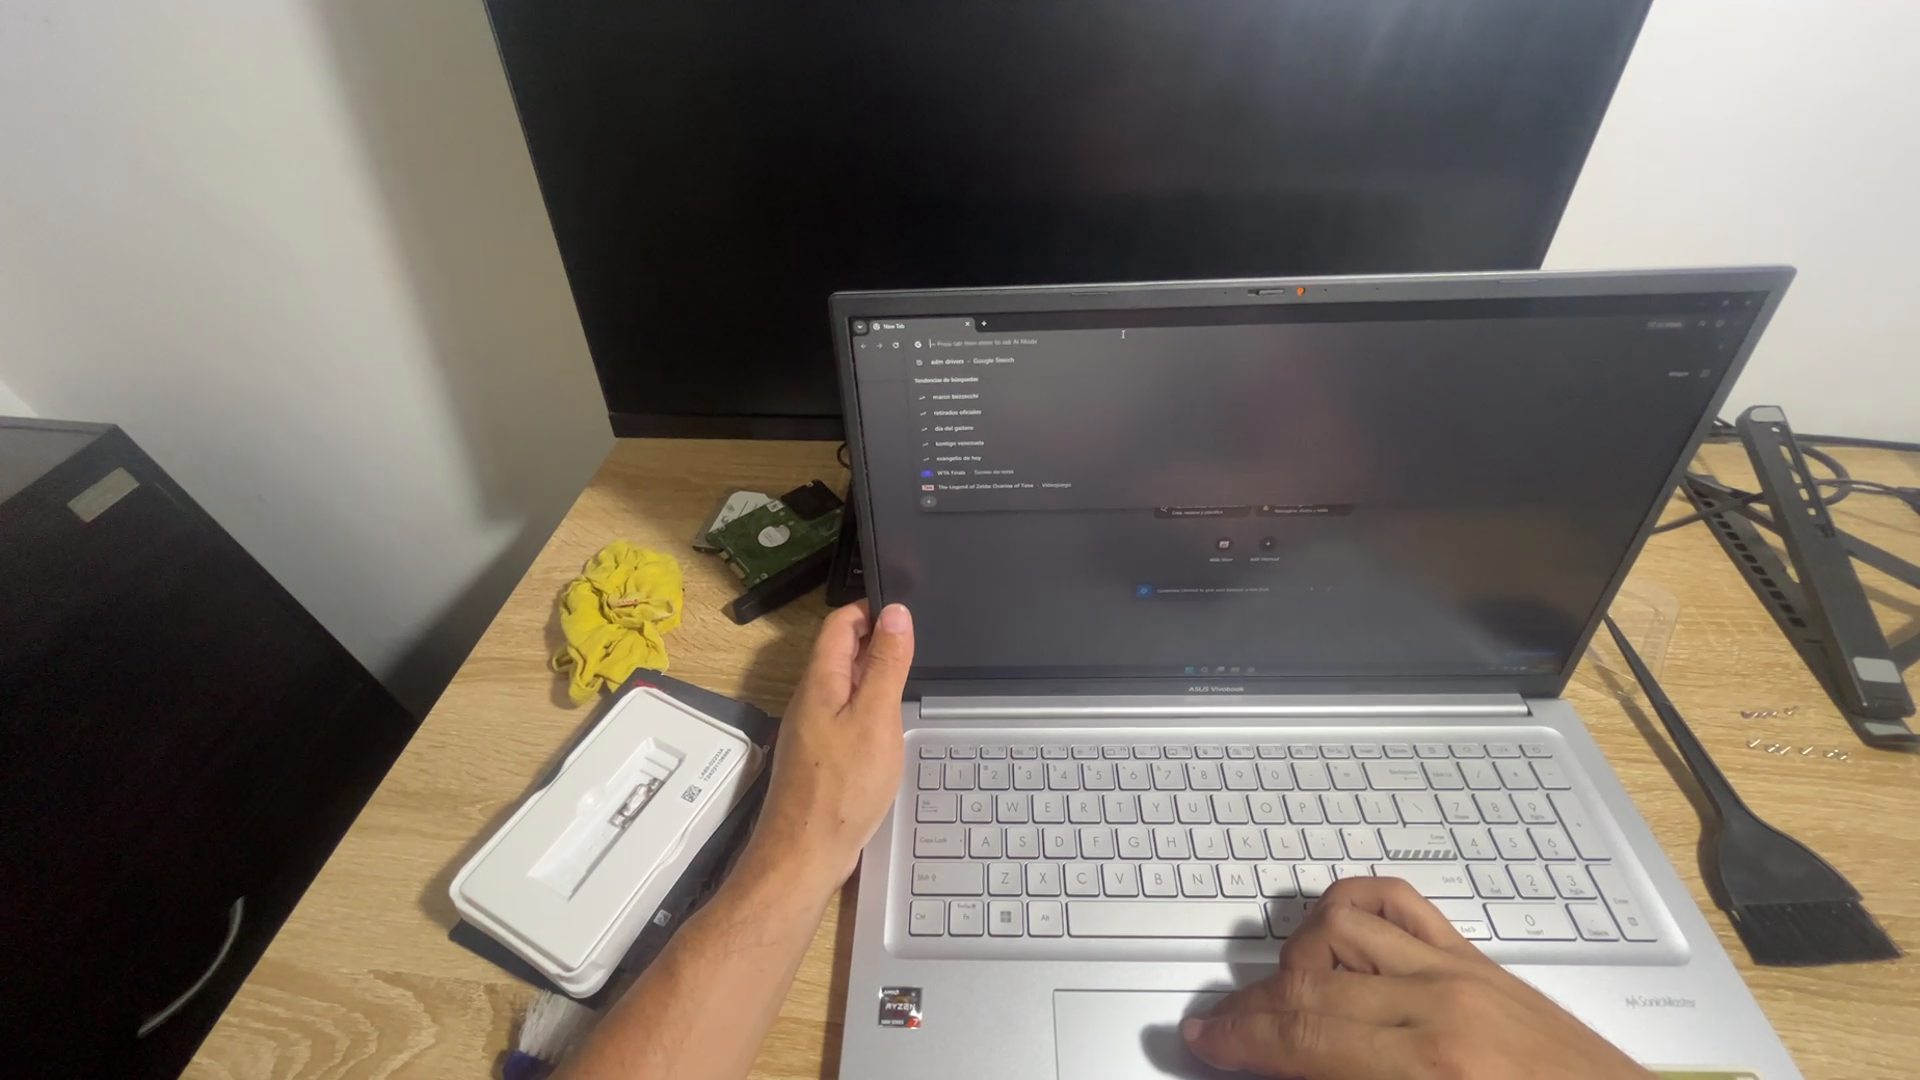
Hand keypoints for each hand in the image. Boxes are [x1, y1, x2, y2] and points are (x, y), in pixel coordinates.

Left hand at [738, 601, 913, 894]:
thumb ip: (886, 664)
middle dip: (876, 638)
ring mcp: (814, 727)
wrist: (805, 854)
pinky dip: (870, 703)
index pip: (840, 624)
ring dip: (874, 672)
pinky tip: (890, 720)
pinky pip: (846, 712)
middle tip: (915, 641)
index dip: (870, 609)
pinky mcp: (821, 753)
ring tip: (909, 675)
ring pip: (845, 683)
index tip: (903, 610)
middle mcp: (811, 699)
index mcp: (821, 681)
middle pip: (841, 652)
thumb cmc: (841, 788)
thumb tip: (895, 614)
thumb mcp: (875, 717)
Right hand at [1183, 877, 1653, 1079]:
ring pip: (1337, 927)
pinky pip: (1394, 899)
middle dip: (1250, 1008)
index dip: (1239, 1038)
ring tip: (1285, 994)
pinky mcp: (1478, 957)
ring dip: (1294, 959)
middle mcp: (1440, 1005)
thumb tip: (1284, 1067)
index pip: (1302, 1036)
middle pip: (1307, 985)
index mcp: (1432, 1071)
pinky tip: (1332, 934)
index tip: (1204, 1041)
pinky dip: (1349, 907)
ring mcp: (1460, 969)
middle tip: (1220, 1027)